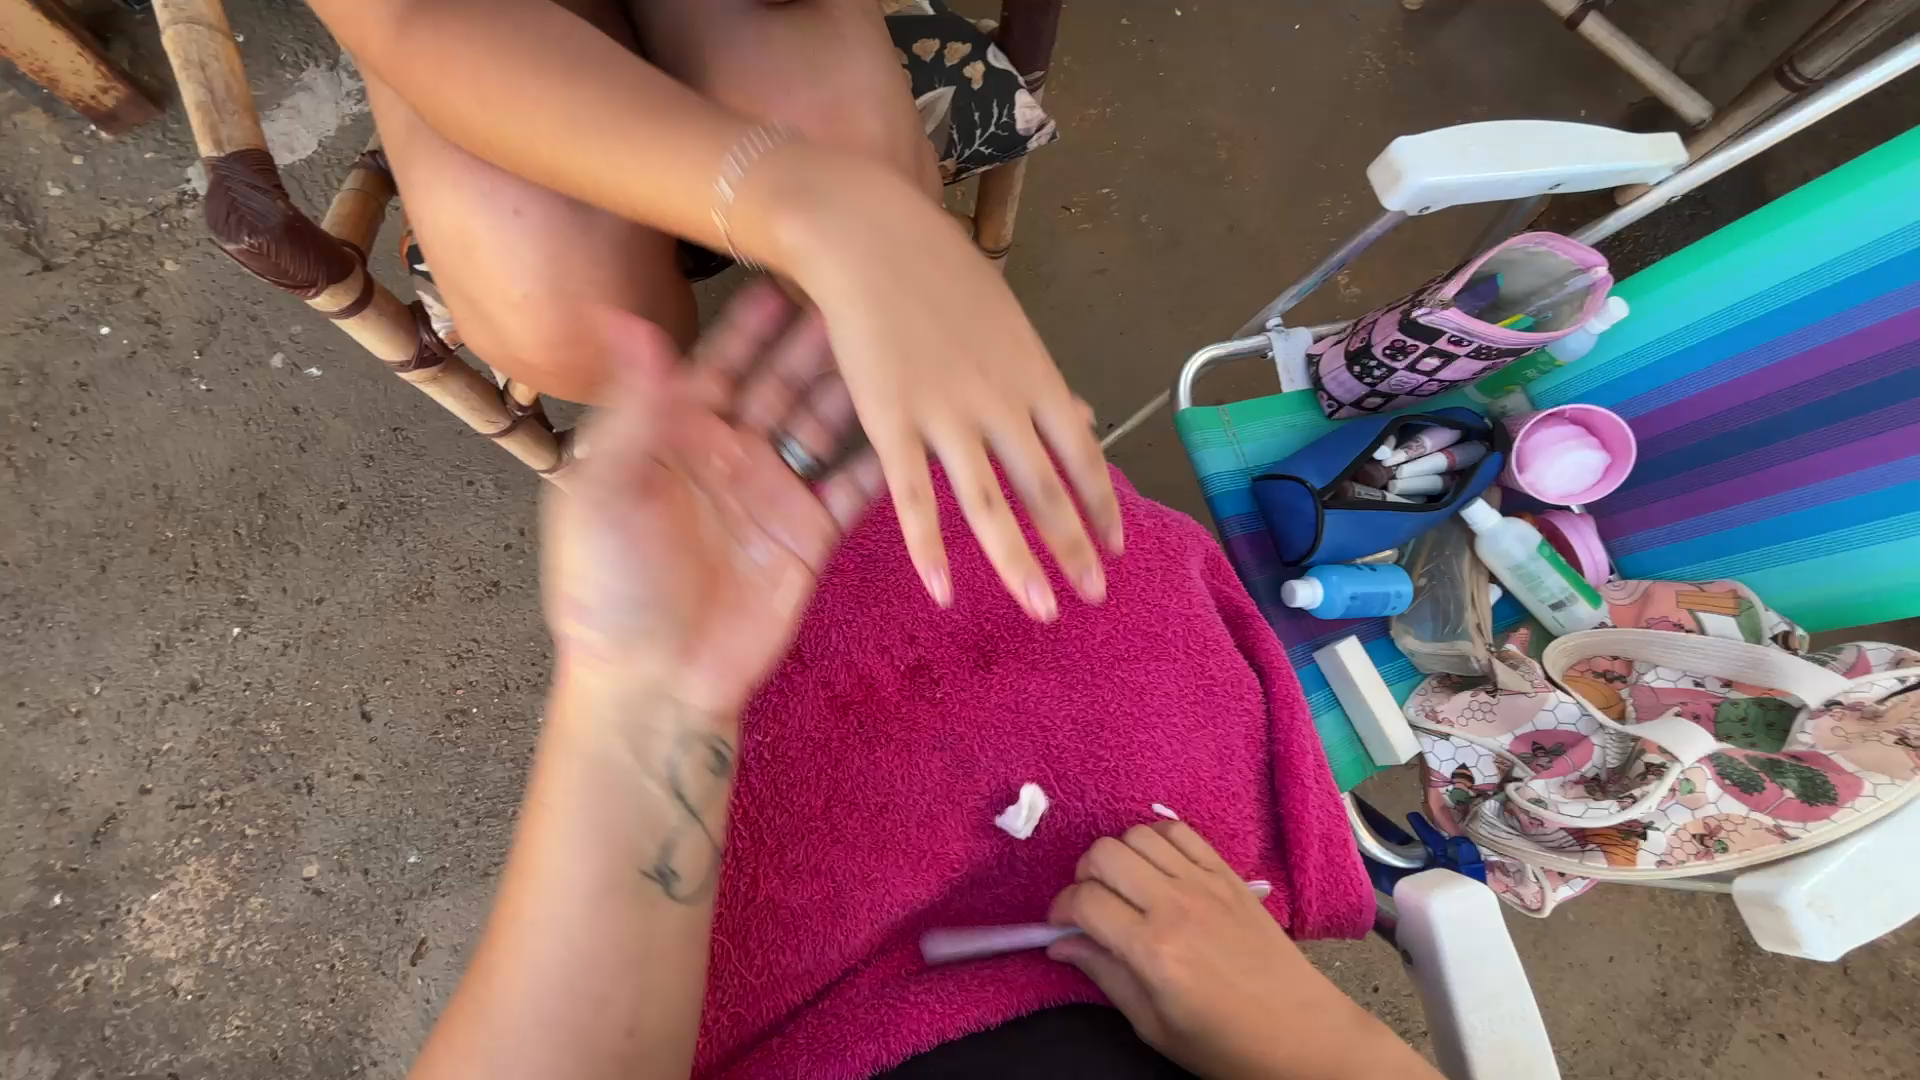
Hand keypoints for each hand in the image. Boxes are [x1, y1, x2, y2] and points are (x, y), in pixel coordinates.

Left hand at [542, 281, 883, 713]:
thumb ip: (632, 407)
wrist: (657, 680)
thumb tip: (628, 317)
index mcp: (675, 436)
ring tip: (893, 351)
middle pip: (781, 386)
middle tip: (856, 302)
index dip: (750, 324)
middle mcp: (731, 454)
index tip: (785, 276)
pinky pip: (853, 488)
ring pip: (822, 426)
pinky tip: (910, 428)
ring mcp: (776, 493)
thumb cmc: (612, 586)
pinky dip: (881, 461)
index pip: (719, 364)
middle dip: (814, 344)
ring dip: (853, 391)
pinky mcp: (811, 534)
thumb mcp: (605, 490)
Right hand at [751, 157, 1123, 621]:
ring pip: (989, 505)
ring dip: (1018, 563)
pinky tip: (943, 593)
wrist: (870, 234)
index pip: (1082, 456)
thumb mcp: (1007, 318)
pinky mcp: (891, 423)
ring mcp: (946, 416)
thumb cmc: (940, 271)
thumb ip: (1037, 376)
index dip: (1101, 505)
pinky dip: (930, 549)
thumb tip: (1077, 413)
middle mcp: (1001, 403)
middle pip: (1045, 490)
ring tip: (1043, 610)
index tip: (1116, 546)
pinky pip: (914, 499)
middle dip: (1074, 547)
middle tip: (1094, 597)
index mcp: (1034, 376)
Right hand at [1047, 822, 1438, 1079]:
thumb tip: (1060, 944)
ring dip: (1118, 854)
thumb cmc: (1226, 1046)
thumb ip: (1104, 975)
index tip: (1060, 925)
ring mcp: (1204, 883)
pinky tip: (1156, 865)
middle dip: (1083, 875)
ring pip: (1137, 834)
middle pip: (1104, 854)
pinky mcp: (1227, 873)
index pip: (1085, 901)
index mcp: (1154, 951)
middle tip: (1090, 903)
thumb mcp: (1154, 1027)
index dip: (1060, 909)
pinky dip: (1156, 839)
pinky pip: (1179, 830)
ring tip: (1123, 884)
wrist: (1306, 1038)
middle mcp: (1175, 905)